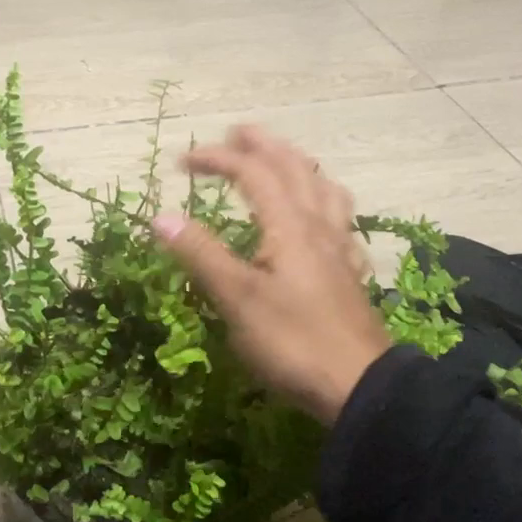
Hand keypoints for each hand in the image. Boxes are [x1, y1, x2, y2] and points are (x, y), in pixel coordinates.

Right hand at [151, 126, 389, 424]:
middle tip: (237, 133)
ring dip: (299, 166)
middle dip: (263, 146)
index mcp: (290, 225)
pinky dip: (324, 204)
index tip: (181, 161)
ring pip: (325, 190)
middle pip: (295, 169)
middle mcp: (319, 227)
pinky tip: (322, 220)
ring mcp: (339, 250)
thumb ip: (201, 254)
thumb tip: (161, 216)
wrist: (360, 388)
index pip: (252, 173)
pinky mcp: (349, 275)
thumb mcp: (237, 298)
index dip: (217, 159)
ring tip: (282, 162)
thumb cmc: (293, 341)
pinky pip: (341, 221)